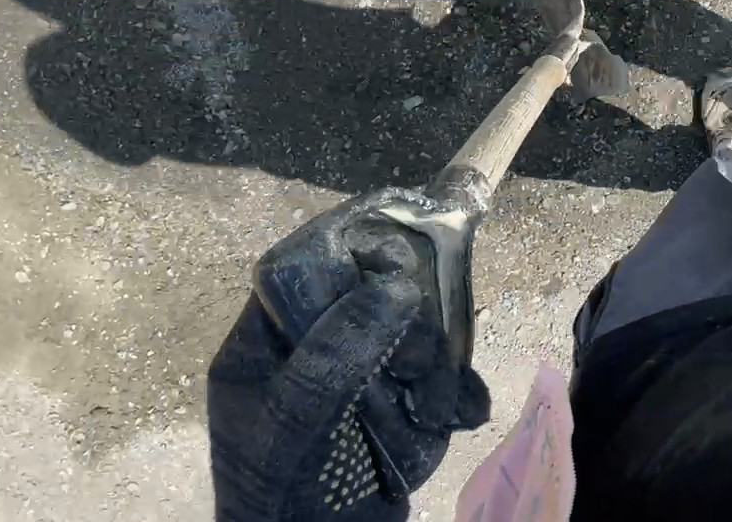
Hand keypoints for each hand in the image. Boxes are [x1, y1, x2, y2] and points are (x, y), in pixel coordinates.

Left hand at [208, 189, 489, 521]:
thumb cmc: (285, 500)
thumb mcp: (295, 431)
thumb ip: (334, 357)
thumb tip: (393, 284)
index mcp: (272, 333)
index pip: (313, 253)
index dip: (361, 235)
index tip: (409, 241)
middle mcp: (318, 333)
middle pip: (382, 280)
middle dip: (413, 322)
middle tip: (414, 369)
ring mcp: (364, 356)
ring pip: (422, 317)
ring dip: (437, 364)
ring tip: (429, 414)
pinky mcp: (401, 383)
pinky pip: (444, 356)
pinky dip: (457, 385)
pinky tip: (459, 413)